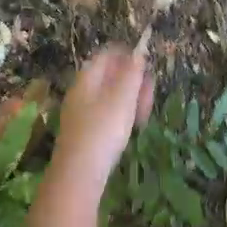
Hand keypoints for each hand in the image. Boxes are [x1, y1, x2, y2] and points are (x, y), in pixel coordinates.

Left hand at [53, 42, 153, 187]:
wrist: (78, 174)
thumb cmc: (103, 130)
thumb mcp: (123, 98)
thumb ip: (132, 72)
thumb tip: (138, 51)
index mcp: (88, 77)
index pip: (109, 54)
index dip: (130, 57)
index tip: (148, 71)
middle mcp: (81, 90)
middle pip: (111, 75)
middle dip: (134, 82)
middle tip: (148, 100)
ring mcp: (81, 111)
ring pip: (110, 96)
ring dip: (130, 100)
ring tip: (142, 118)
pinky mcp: (84, 131)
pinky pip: (106, 113)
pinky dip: (121, 115)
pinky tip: (129, 130)